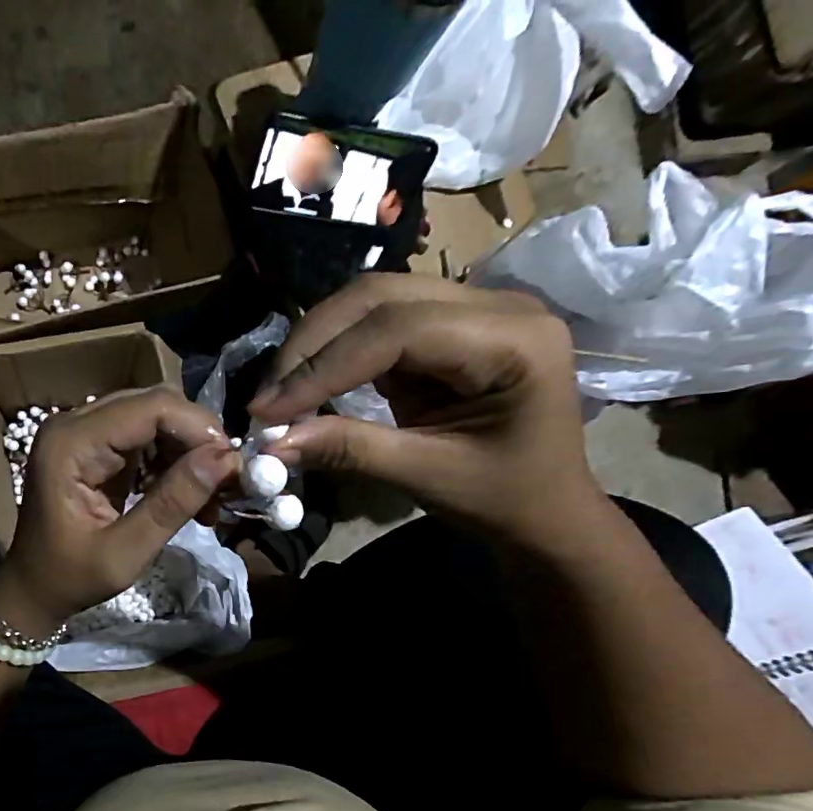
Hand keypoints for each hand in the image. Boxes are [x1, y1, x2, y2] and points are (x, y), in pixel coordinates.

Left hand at [0, 387, 237, 632]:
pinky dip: (175, 462)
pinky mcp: (97, 447)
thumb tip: (226, 461)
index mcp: (72, 443)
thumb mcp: (125, 551)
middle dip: (199, 440)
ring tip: (213, 498)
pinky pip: (148, 438)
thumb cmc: (71, 577)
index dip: (199, 428)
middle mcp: (76, 424)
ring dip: (191, 453)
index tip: (233, 467)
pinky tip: (191, 496)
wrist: (33, 589)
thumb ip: (172, 504)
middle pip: (156, 405)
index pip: (151, 408)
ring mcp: (86, 432)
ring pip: (157, 419)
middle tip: (228, 483)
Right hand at [250, 274, 600, 543]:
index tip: (268, 410)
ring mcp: (473, 309)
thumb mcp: (428, 477)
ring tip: (281, 393)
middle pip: (381, 296)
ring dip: (319, 344)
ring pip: (373, 301)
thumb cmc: (504, 501)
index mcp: (514, 340)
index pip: (399, 329)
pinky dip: (337, 352)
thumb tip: (272, 443)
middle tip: (267, 398)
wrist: (546, 512)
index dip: (325, 365)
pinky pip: (379, 323)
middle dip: (313, 345)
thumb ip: (352, 450)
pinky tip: (310, 384)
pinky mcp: (449, 326)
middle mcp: (497, 304)